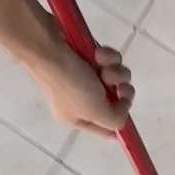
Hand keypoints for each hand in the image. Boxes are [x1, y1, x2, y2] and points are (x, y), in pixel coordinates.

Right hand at [21, 7, 134, 134]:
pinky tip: (98, 54)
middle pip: (117, 100)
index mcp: (77, 118)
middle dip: (123, 91)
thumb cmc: (70, 82)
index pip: (105, 129)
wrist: (46, 45)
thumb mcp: (94, 111)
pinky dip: (108, 57)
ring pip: (117, 78)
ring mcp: (84, 77)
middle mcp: (80, 99)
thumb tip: (122, 109)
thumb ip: (114, 120)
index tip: (127, 109)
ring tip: (103, 67)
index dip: (121, 120)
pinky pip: (110, 60)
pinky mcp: (88, 57)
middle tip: (119, 87)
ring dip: (115, 72)